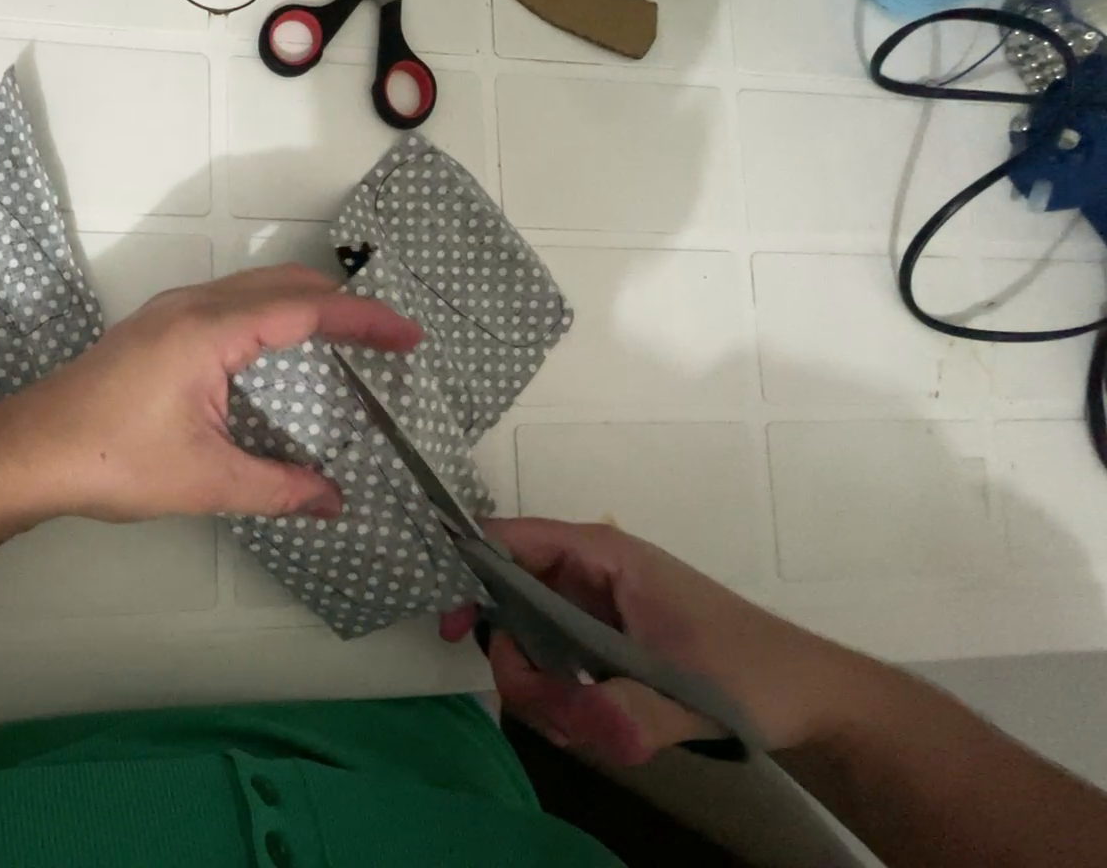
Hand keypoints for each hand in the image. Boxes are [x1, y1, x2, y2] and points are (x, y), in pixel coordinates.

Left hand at [0, 265, 421, 523]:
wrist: (28, 452)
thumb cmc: (112, 461)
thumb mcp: (205, 480)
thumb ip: (278, 488)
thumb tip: (333, 502)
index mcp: (210, 331)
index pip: (305, 309)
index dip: (364, 319)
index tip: (409, 335)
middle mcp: (190, 306)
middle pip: (281, 284)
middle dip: (339, 303)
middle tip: (383, 339)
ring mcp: (166, 313)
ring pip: (251, 289)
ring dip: (300, 304)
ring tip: (341, 340)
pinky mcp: (152, 330)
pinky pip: (225, 304)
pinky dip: (266, 315)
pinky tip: (272, 354)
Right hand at [444, 519, 873, 766]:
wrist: (811, 698)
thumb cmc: (754, 673)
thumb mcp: (696, 694)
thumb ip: (634, 710)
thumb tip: (580, 723)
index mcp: (601, 555)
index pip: (508, 538)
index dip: (468, 570)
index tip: (452, 627)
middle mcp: (583, 572)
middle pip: (505, 596)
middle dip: (511, 656)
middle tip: (538, 703)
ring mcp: (586, 605)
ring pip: (521, 633)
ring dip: (535, 684)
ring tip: (579, 724)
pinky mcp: (593, 637)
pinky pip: (545, 656)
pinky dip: (552, 694)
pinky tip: (586, 723)